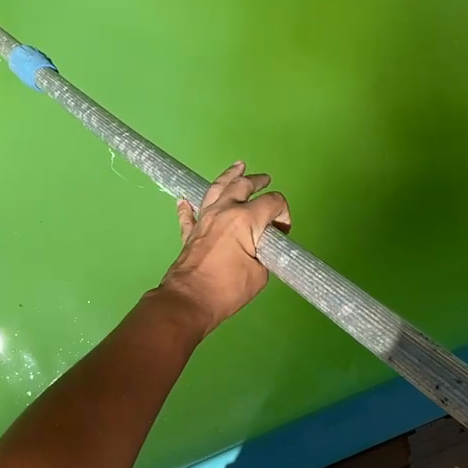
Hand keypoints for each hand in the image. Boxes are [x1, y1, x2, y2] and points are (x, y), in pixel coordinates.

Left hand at [157, 162, 290, 332]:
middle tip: (265, 179)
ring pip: (216, 189)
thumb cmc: (228, 289)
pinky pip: (188, 214)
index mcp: (245, 219)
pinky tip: (185, 200)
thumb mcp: (260, 274)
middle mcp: (223, 211)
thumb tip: (260, 247)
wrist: (190, 300)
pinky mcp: (189, 233)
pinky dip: (188, 207)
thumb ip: (265, 253)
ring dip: (228, 176)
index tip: (283, 232)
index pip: (273, 202)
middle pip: (242, 186)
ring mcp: (203, 220)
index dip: (283, 215)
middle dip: (257, 181)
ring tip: (238, 167)